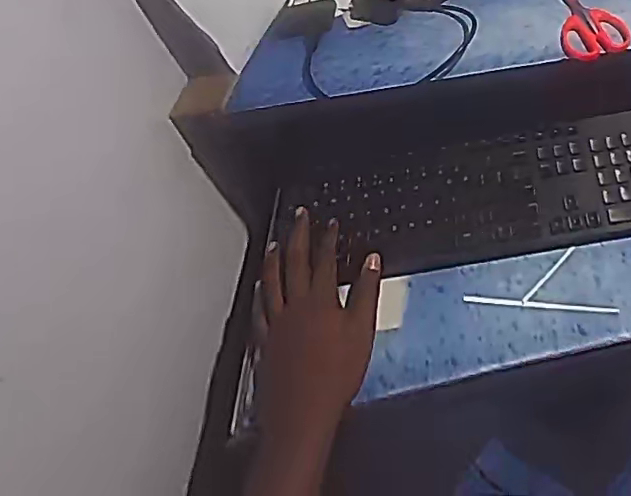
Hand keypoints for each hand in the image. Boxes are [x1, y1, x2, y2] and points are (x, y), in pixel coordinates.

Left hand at [245, 208, 379, 495]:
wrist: (303, 415)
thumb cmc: (335, 377)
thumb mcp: (362, 332)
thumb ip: (366, 292)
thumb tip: (371, 261)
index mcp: (320, 301)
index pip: (324, 260)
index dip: (327, 238)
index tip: (329, 223)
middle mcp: (295, 306)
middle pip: (294, 261)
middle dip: (298, 234)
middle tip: (300, 215)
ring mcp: (277, 323)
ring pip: (272, 280)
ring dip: (274, 257)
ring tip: (276, 241)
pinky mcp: (265, 341)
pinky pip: (260, 309)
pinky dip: (260, 293)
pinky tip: (259, 286)